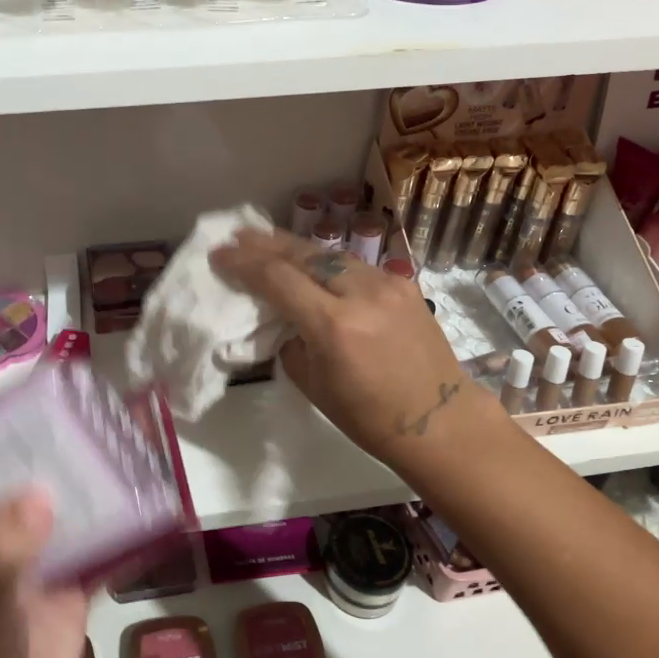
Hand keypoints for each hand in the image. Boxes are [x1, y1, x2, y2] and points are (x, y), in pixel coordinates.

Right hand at [209, 229, 483, 465]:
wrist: (440, 421)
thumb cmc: (370, 417)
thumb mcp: (313, 384)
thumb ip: (291, 341)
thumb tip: (282, 317)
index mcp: (334, 326)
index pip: (277, 278)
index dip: (243, 263)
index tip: (218, 256)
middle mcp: (361, 294)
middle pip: (303, 254)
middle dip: (265, 243)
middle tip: (236, 236)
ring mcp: (386, 284)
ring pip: (331, 252)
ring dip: (295, 246)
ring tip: (266, 240)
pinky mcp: (403, 283)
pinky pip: (355, 264)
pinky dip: (326, 259)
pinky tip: (310, 260)